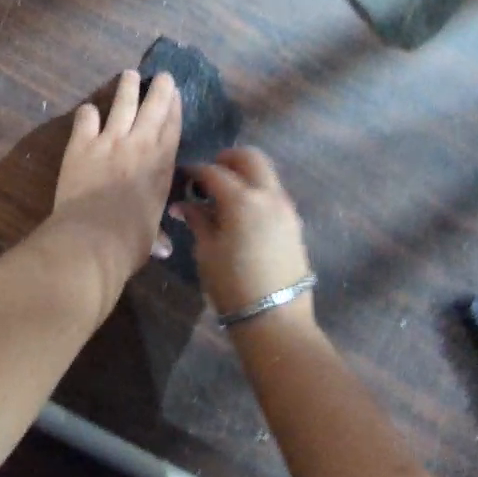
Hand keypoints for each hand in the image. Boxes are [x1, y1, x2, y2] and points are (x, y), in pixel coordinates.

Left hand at [51, 70, 181, 273]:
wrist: (93, 236)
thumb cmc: (130, 242)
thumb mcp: (152, 236)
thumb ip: (158, 235)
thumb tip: (164, 249)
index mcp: (162, 167)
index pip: (172, 129)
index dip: (175, 110)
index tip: (176, 94)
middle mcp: (140, 146)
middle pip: (154, 109)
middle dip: (160, 90)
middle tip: (162, 75)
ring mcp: (110, 141)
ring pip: (122, 104)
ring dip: (127, 88)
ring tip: (129, 74)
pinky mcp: (81, 144)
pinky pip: (86, 118)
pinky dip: (88, 112)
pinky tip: (88, 110)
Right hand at [174, 149, 313, 322]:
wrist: (276, 319)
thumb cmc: (232, 285)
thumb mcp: (206, 251)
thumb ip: (198, 219)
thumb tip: (186, 205)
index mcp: (242, 200)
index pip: (213, 172)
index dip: (194, 171)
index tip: (182, 178)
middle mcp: (268, 196)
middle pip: (250, 157)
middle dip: (227, 159)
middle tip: (209, 175)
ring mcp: (286, 209)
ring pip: (266, 174)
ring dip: (244, 176)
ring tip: (223, 197)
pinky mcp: (295, 224)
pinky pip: (273, 194)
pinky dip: (256, 192)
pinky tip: (241, 215)